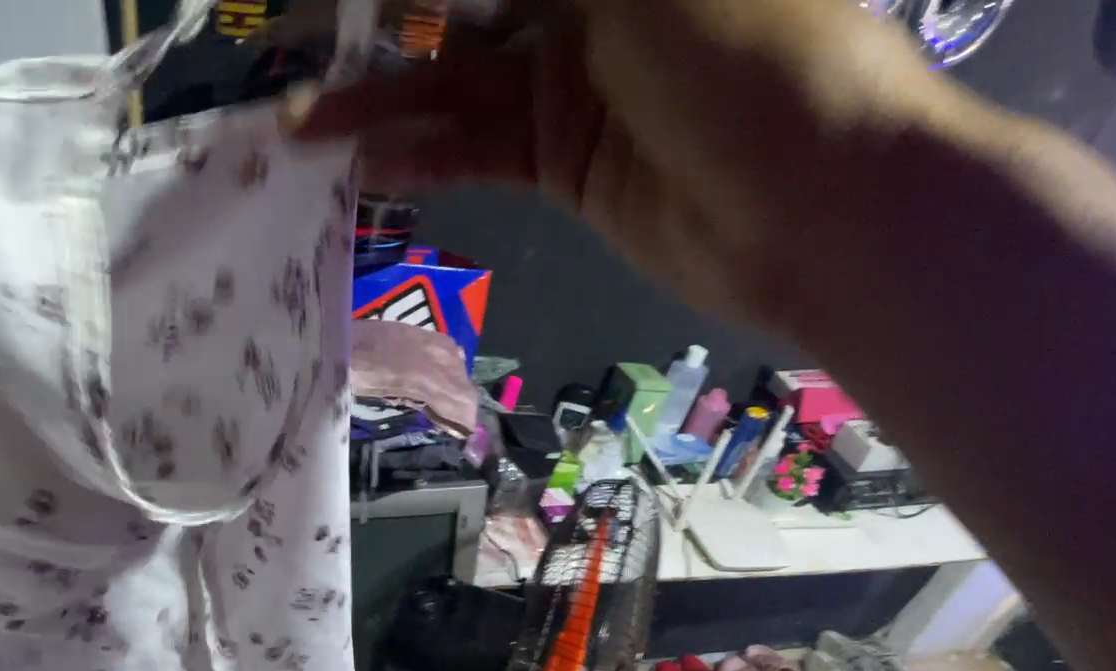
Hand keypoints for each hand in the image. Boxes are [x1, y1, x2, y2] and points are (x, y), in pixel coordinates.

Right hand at [285, 0, 958, 329]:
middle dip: (384, 22)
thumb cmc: (745, 47)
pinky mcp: (564, 163)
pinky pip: (479, 150)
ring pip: (456, 80)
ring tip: (305, 125)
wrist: (811, 204)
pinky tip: (368, 164)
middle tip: (304, 39)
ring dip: (382, 100)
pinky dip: (426, 156)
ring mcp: (572, 84)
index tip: (338, 1)